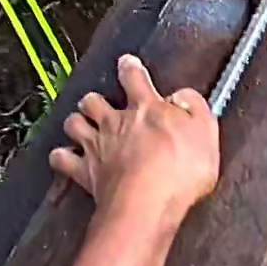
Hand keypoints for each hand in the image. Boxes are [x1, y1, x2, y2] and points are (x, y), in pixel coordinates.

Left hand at [49, 54, 219, 225]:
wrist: (149, 201)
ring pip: (74, 123)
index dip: (130, 68)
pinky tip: (63, 158)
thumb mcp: (205, 133)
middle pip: (94, 101)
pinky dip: (61, 157)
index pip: (134, 78)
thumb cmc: (180, 170)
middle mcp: (116, 122)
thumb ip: (195, 108)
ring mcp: (97, 146)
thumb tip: (184, 95)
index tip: (128, 64)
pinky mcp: (86, 172)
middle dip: (95, 100)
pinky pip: (62, 159)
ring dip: (76, 122)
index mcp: (146, 109)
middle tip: (100, 105)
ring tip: (81, 126)